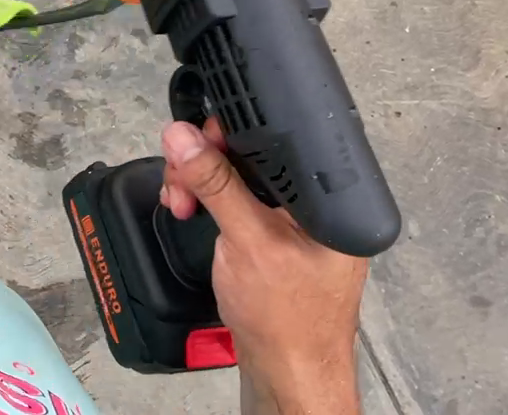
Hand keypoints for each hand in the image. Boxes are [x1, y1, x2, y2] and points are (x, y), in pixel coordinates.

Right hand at [160, 120, 366, 414]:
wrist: (284, 374)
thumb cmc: (285, 316)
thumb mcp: (247, 241)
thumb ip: (215, 185)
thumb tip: (179, 134)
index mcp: (328, 199)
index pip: (274, 140)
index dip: (228, 134)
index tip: (194, 146)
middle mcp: (310, 202)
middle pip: (245, 153)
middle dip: (202, 161)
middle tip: (181, 185)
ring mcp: (286, 218)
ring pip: (229, 172)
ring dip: (194, 180)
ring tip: (179, 203)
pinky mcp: (264, 230)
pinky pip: (226, 195)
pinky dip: (200, 197)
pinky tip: (187, 208)